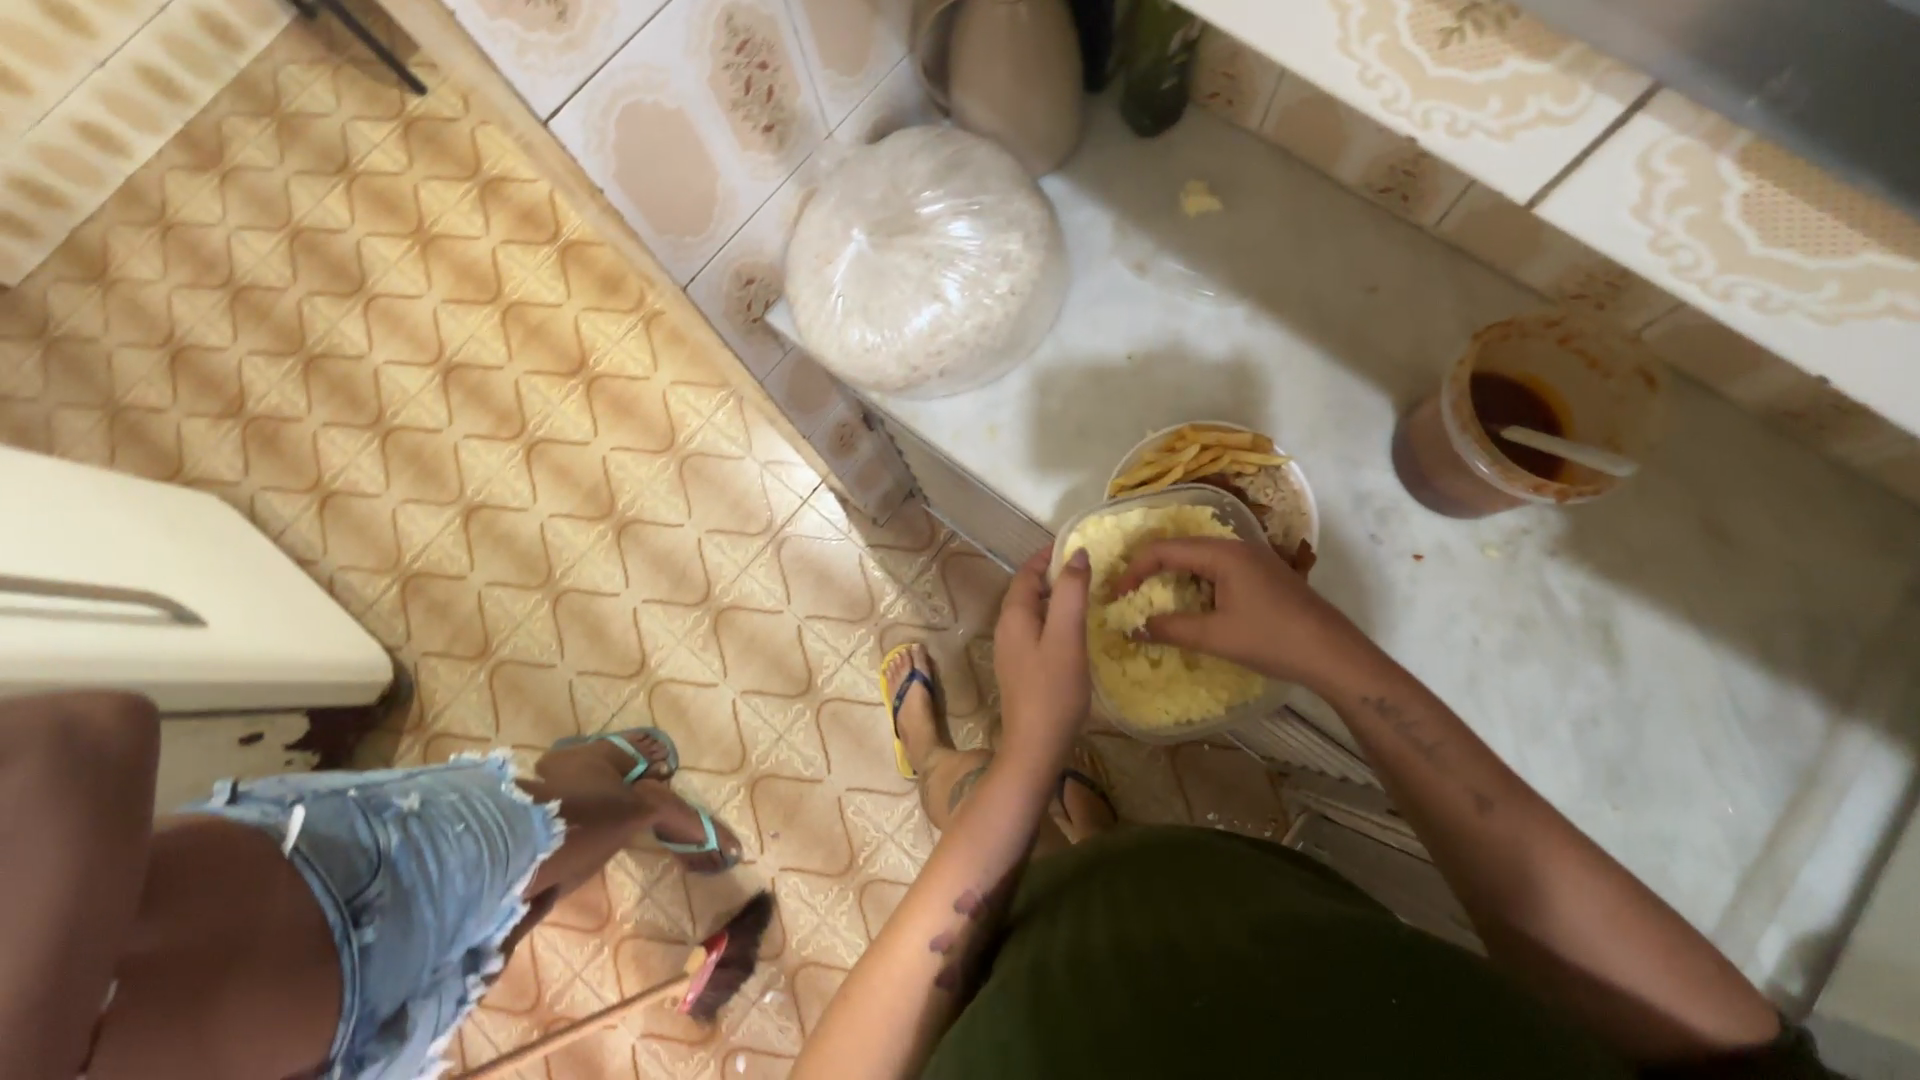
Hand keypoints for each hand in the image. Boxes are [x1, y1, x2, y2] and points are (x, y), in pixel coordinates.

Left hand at [992, 546, 1091, 760]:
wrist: (1036, 745)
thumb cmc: (1053, 689)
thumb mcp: (1067, 636)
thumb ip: (1072, 593)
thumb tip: (1077, 554)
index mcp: (1014, 616)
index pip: (1026, 573)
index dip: (1048, 556)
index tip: (1076, 545)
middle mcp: (1006, 629)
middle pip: (1027, 591)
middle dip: (1053, 576)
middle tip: (1088, 569)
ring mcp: (1011, 651)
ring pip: (1032, 613)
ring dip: (1055, 599)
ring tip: (1086, 595)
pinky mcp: (1021, 669)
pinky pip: (1036, 632)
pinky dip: (1054, 621)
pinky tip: (1076, 632)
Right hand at [1115, 537, 1373, 690]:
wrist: (1334, 654)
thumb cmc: (1273, 639)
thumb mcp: (1215, 636)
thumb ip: (1170, 629)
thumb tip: (1134, 628)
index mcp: (1223, 553)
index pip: (1164, 550)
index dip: (1134, 570)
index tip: (1116, 596)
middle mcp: (1237, 547)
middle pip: (1180, 550)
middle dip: (1151, 571)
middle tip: (1129, 596)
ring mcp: (1253, 560)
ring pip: (1199, 561)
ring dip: (1173, 579)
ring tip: (1154, 603)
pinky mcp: (1262, 576)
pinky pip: (1217, 571)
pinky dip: (1195, 586)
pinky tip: (1191, 609)